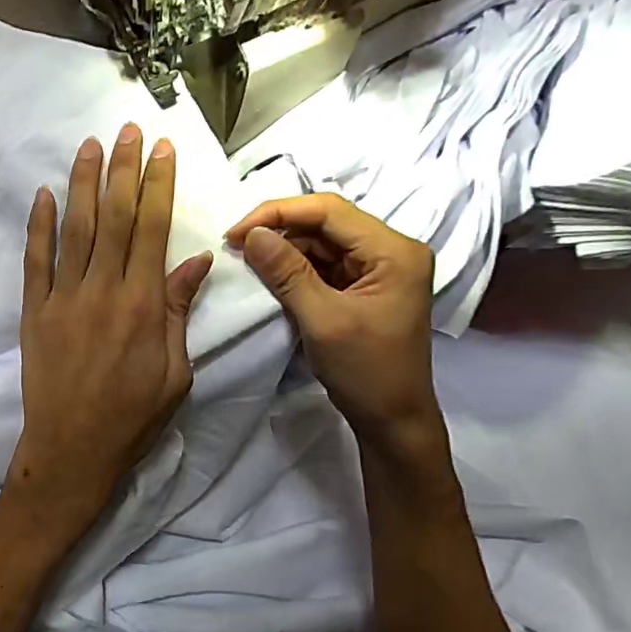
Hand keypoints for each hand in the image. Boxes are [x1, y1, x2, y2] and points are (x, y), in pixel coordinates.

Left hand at [8, 125, 213, 542]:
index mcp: (142, 304)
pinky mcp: (33, 313)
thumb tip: (195, 261)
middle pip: (115, 217)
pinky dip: (38, 226)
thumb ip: (179, 313)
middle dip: (122, 169)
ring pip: (75, 229)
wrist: (72, 450)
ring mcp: (62, 299)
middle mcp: (102, 291)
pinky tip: (42, 195)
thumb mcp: (175, 372)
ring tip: (89, 145)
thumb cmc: (132, 417)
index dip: (157, 185)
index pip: (152, 229)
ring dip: (83, 184)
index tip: (161, 150)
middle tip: (127, 129)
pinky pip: (34, 261)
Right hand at [225, 193, 438, 433]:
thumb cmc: (365, 372)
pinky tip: (271, 273)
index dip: (279, 212)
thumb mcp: (322, 320)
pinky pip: (327, 264)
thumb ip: (287, 273)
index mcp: (393, 251)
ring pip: (324, 242)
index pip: (330, 210)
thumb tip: (252, 234)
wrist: (393, 421)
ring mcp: (381, 268)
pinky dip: (297, 267)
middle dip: (281, 229)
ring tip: (248, 259)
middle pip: (328, 222)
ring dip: (286, 248)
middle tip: (237, 245)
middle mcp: (392, 250)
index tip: (237, 232)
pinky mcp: (367, 286)